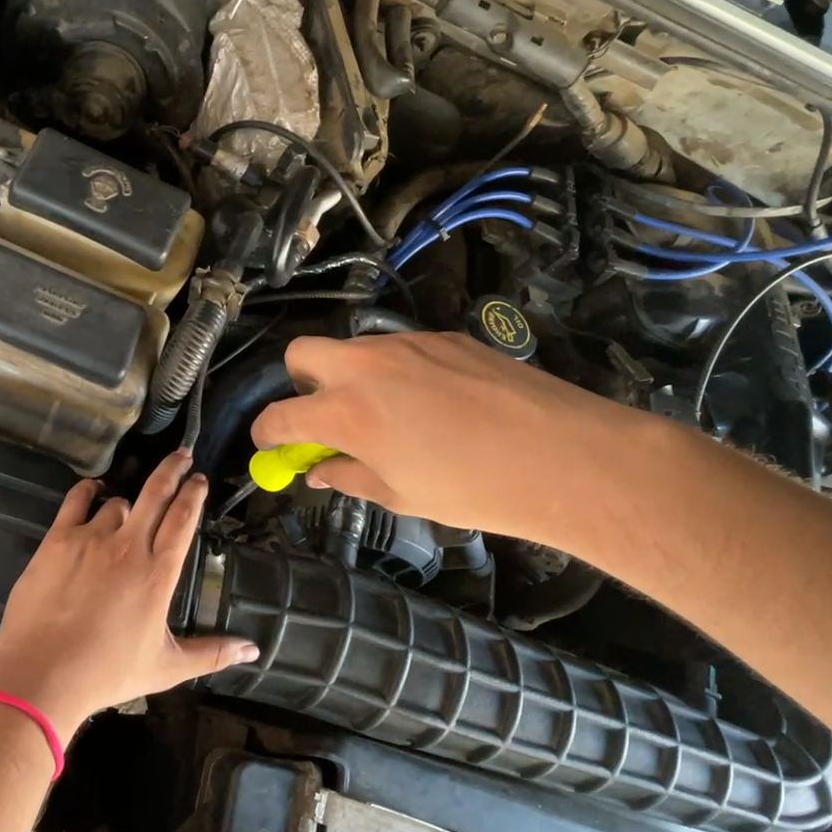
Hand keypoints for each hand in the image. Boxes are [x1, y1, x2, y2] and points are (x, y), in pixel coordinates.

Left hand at [0, 450, 260, 739]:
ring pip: (117, 504)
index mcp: (158, 573)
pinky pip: (77, 500)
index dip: (193, 494)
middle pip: (156, 494)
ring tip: (129, 510)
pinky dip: (88, 491)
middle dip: (173, 470)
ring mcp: (91, 539)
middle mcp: (129, 546)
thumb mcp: (167, 667)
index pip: (182, 520)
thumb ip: (211, 653)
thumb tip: (252, 650)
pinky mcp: (58, 539)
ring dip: (128, 503)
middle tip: (183, 455)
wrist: (42, 673)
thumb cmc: (108, 673)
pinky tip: (93, 489)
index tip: (199, 479)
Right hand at [250, 332, 669, 549]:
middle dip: (299, 385)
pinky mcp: (445, 336)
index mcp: (347, 412)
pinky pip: (398, 348)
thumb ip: (348, 476)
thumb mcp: (400, 495)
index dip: (266, 434)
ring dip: (347, 376)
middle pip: (301, 354)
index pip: (281, 415)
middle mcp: (366, 366)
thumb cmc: (474, 489)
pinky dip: (393, 371)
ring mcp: (407, 344)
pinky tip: (431, 403)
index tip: (270, 446)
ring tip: (385, 414)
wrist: (565, 455)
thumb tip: (317, 472)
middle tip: (324, 419)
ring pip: (352, 347)